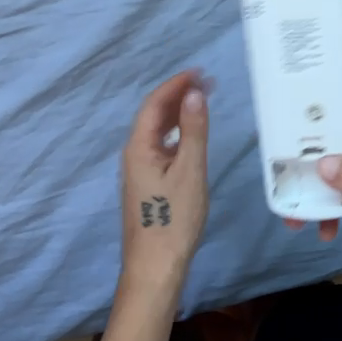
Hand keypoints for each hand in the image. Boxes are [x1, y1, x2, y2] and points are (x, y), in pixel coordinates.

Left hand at [119, 70, 210, 284]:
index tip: (199, 72)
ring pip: (157, 130)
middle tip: (207, 83)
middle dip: (178, 94)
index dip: (175, 84)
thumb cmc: (174, 220)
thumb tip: (194, 93)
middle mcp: (134, 153)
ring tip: (202, 101)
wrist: (155, 269)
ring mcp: (139, 169)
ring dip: (178, 112)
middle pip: (154, 114)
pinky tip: (191, 134)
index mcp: (139, 147)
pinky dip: (177, 132)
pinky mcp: (147, 182)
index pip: (155, 104)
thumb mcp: (191, 172)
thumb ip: (194, 131)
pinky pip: (161, 145)